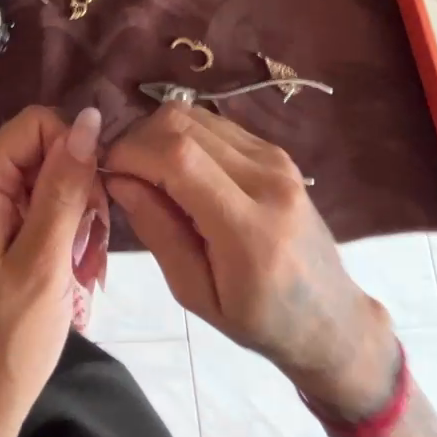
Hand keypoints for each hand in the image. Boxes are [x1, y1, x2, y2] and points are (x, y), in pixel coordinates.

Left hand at [0, 105, 104, 436]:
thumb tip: (89, 119)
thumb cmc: (8, 336)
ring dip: (77, 218)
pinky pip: (41, 210)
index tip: (92, 201)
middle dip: (78, 189)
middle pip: (44, 150)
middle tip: (88, 244)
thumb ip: (65, 185)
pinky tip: (73, 272)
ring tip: (82, 266)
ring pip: (50, 182)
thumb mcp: (45, 258)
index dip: (73, 151)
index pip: (36, 123)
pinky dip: (65, 236)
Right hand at [102, 104, 399, 417]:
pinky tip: (176, 167)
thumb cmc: (258, 321)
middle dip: (137, 138)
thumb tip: (116, 178)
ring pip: (194, 115)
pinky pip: (213, 124)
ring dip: (157, 134)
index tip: (106, 171)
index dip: (131, 151)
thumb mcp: (195, 293)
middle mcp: (267, 182)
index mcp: (249, 231)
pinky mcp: (276, 153)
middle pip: (183, 125)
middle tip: (121, 170)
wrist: (331, 319)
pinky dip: (182, 135)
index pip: (179, 158)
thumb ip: (157, 231)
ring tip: (146, 169)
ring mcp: (276, 161)